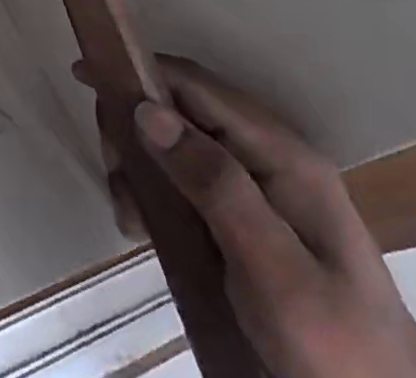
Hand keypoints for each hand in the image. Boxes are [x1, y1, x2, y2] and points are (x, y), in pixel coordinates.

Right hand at [76, 56, 415, 377]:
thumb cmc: (332, 344)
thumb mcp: (272, 269)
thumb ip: (214, 185)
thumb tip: (147, 111)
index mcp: (283, 156)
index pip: (196, 85)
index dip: (138, 70)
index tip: (83, 76)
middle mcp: (270, 158)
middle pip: (180, 110)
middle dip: (134, 133)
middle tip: (117, 180)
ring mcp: (259, 188)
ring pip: (175, 146)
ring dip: (140, 170)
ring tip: (134, 219)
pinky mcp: (245, 217)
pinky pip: (183, 181)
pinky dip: (154, 194)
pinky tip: (149, 229)